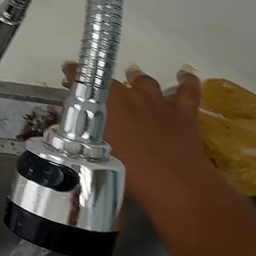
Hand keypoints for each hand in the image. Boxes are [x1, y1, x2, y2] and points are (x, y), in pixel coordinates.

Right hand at [62, 62, 219, 202]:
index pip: (84, 80)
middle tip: (97, 92)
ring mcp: (158, 103)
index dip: (74, 74)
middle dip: (102, 83)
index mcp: (105, 105)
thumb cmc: (129, 174)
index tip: (68, 70)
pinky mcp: (184, 113)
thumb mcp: (94, 158)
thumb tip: (72, 137)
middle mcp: (130, 97)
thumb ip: (81, 142)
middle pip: (112, 81)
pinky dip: (185, 82)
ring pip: (145, 82)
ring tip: (132, 82)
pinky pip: (187, 91)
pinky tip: (184, 76)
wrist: (175, 186)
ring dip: (137, 81)